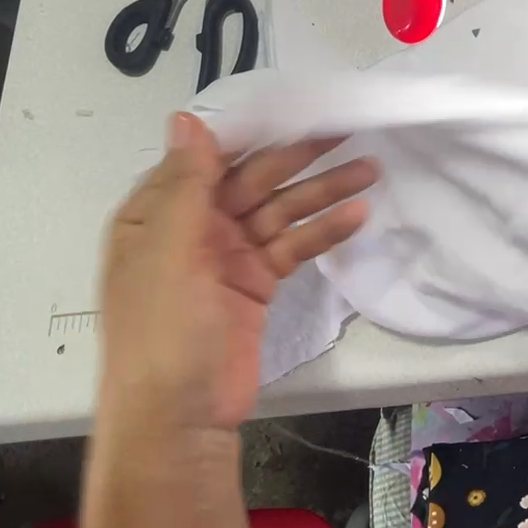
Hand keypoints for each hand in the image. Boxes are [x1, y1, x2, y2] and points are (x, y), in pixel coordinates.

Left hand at [97, 112, 379, 435]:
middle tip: (346, 132)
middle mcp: (194, 227)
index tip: (298, 109)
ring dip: (323, 192)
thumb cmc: (161, 334)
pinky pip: (294, 246)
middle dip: (299, 158)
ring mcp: (229, 255)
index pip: (209, 159)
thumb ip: (185, 185)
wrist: (180, 419)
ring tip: (370, 170)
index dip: (254, 133)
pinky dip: (323, 231)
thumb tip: (187, 117)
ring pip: (282, 210)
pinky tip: (357, 215)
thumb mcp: (168, 253)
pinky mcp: (259, 282)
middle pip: (254, 180)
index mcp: (157, 214)